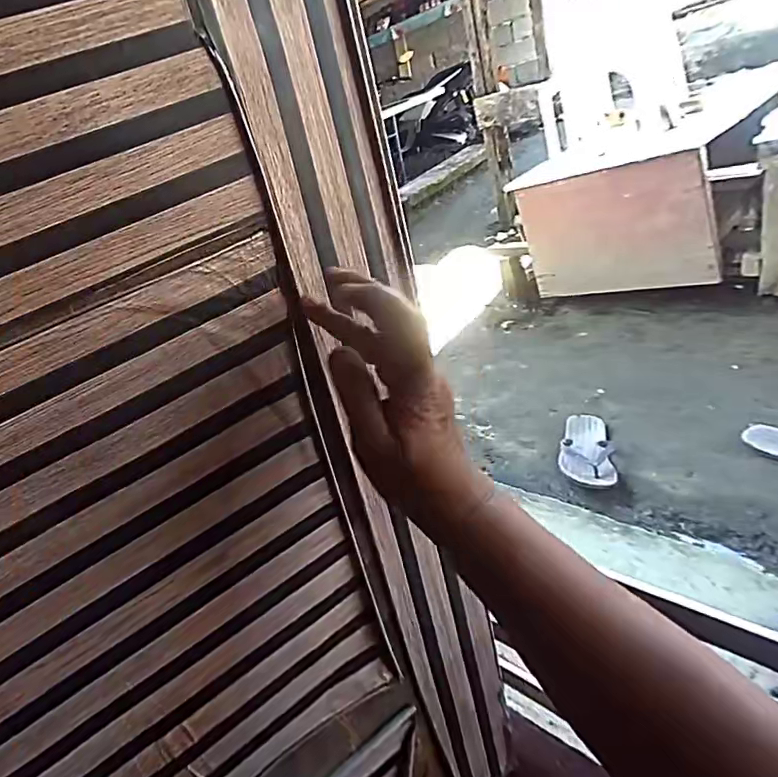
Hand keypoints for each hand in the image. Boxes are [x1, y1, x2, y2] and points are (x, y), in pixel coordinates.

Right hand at [300, 267, 490, 532]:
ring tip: (326, 297)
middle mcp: (423, 369)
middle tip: (329, 277)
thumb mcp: (373, 442)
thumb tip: (338, 351)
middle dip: (365, 292)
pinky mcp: (414, 385)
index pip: (399, 325)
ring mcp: (421, 376)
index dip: (370, 300)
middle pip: (399, 317)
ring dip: (361, 311)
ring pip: (392, 331)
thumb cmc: (411, 477)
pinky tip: (342, 333)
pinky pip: (389, 348)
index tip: (337, 290)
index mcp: (415, 380)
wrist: (451, 498)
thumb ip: (356, 394)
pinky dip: (363, 332)